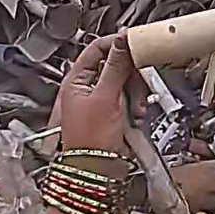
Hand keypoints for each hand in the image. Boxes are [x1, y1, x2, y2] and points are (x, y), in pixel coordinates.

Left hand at [56, 35, 135, 157]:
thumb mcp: (105, 98)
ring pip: (128, 81)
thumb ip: (116, 67)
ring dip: (136, 92)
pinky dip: (137, 104)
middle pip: (117, 64)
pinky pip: (132, 97)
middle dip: (131, 75)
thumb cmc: (90, 141)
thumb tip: (123, 40)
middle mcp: (89, 87)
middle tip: (137, 83)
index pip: (97, 49)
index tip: (136, 44)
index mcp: (77, 80)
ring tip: (135, 106)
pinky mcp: (117, 111)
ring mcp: (103, 100)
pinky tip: (136, 114)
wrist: (97, 173)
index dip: (116, 44)